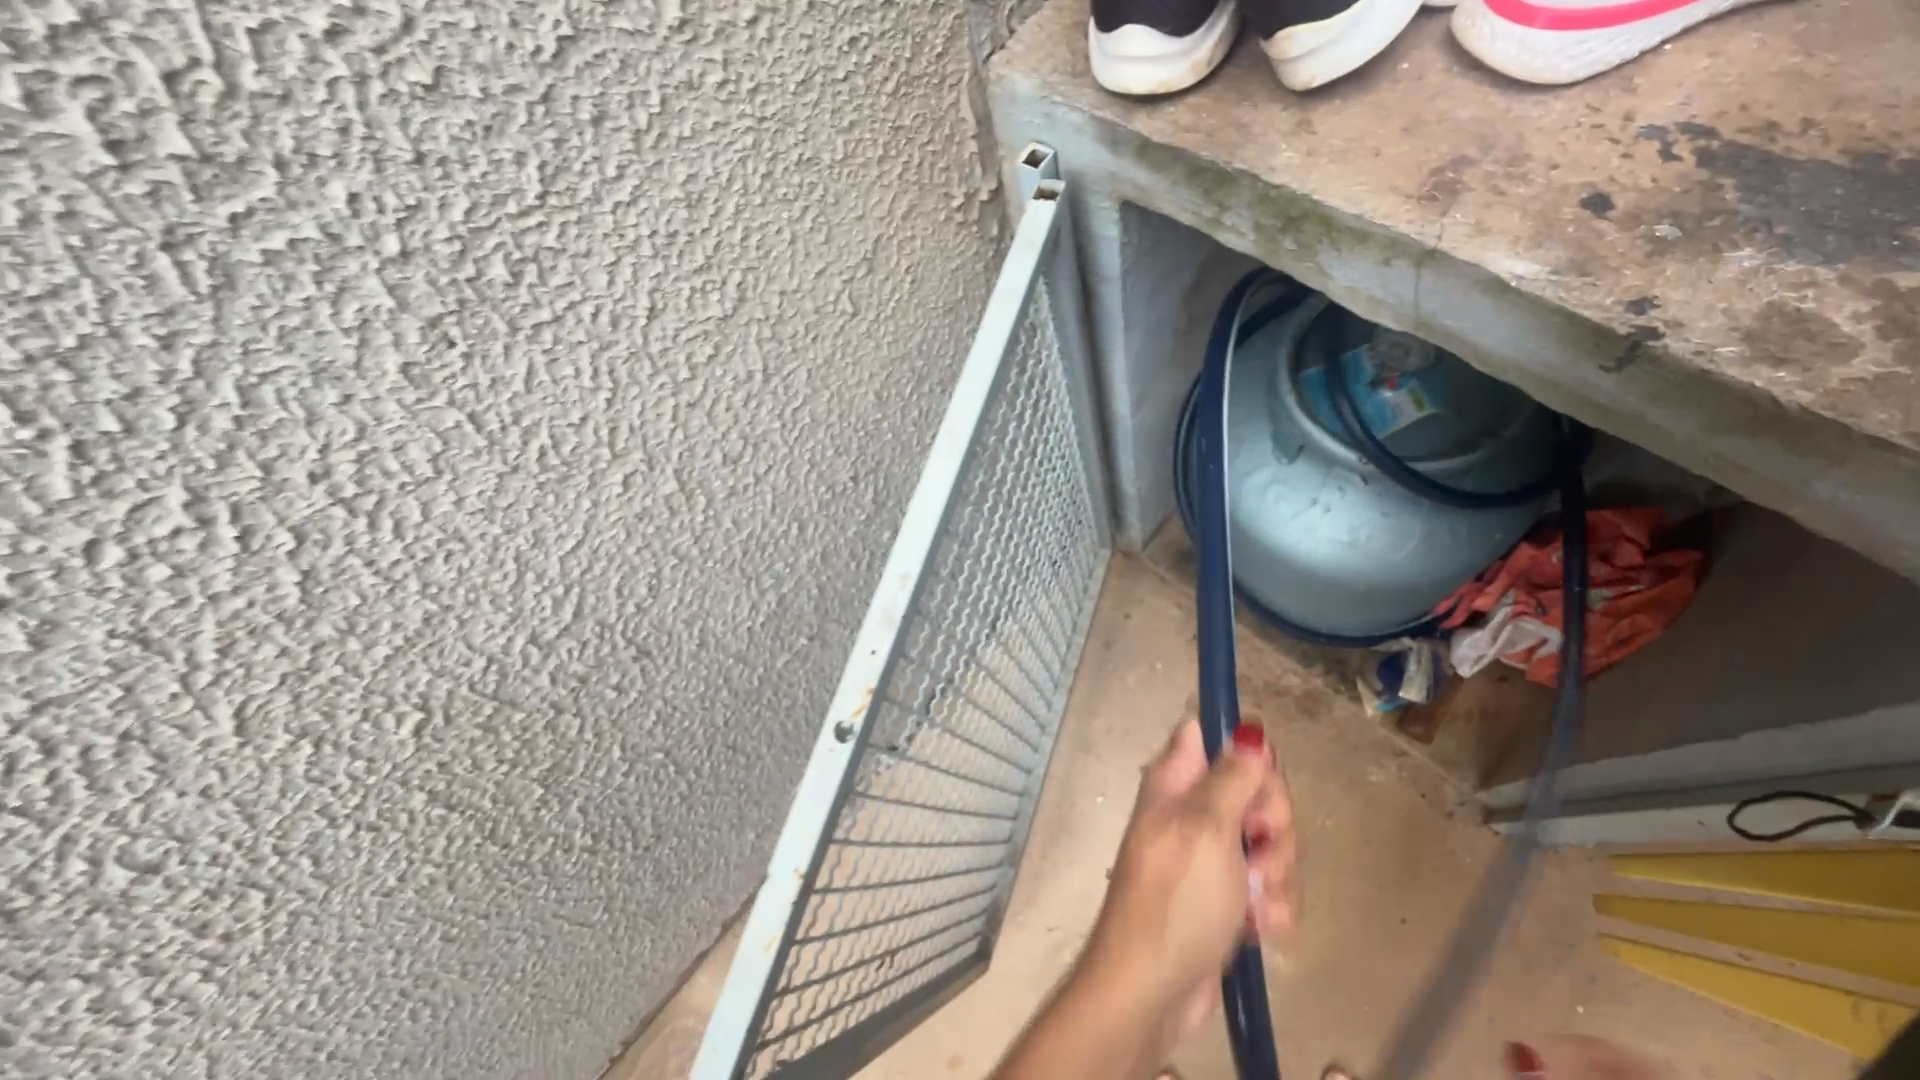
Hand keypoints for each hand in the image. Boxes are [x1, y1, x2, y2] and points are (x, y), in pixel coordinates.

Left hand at [1079, 715, 1299, 1047]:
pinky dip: (1270, 906)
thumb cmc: (1176, 901)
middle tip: (1259, 851)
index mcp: (1175, 784)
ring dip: (1276, 875)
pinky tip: (1262, 929)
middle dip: (1273, 826)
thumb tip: (1247, 728)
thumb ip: (1231, 777)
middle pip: (1255, 791)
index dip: (1247, 754)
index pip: (1213, 737)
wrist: (1153, 990)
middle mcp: (1191, 813)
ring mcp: (1209, 858)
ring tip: (1258, 905)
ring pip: (1268, 842)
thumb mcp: (1206, 829)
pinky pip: (1265, 885)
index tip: (1260, 786)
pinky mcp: (1225, 898)